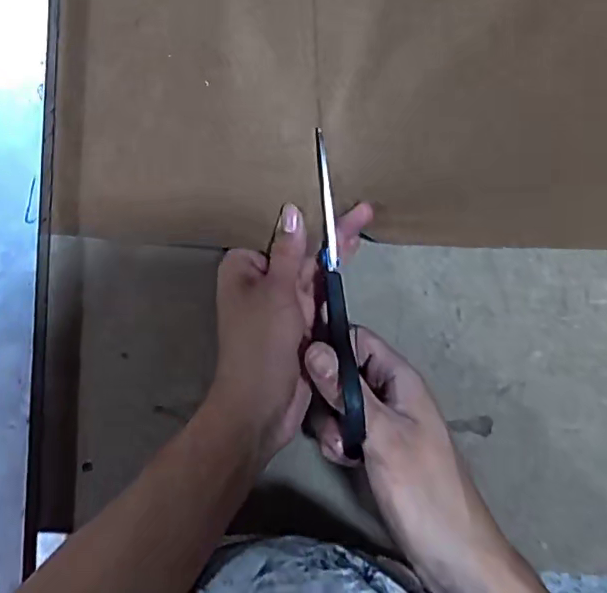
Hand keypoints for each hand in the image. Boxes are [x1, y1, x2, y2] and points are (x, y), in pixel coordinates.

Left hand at [202, 201, 373, 465]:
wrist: (261, 410)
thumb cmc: (260, 345)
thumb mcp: (276, 293)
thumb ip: (289, 253)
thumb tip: (291, 211)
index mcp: (244, 267)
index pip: (276, 234)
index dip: (302, 216)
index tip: (326, 197)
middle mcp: (260, 281)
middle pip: (299, 251)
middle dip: (329, 232)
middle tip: (362, 208)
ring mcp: (281, 304)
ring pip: (312, 272)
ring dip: (335, 253)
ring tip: (362, 224)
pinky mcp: (299, 324)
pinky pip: (319, 296)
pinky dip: (334, 281)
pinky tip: (351, 260)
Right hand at [305, 328, 545, 592]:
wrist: (454, 557)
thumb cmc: (423, 488)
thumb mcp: (381, 435)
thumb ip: (345, 391)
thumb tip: (313, 347)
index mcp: (399, 377)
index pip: (356, 338)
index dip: (329, 344)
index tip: (302, 361)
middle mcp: (390, 392)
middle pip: (343, 370)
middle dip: (327, 391)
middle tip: (327, 418)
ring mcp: (384, 421)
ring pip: (340, 401)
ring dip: (332, 422)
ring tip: (341, 449)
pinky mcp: (377, 447)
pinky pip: (346, 428)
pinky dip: (339, 441)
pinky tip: (344, 460)